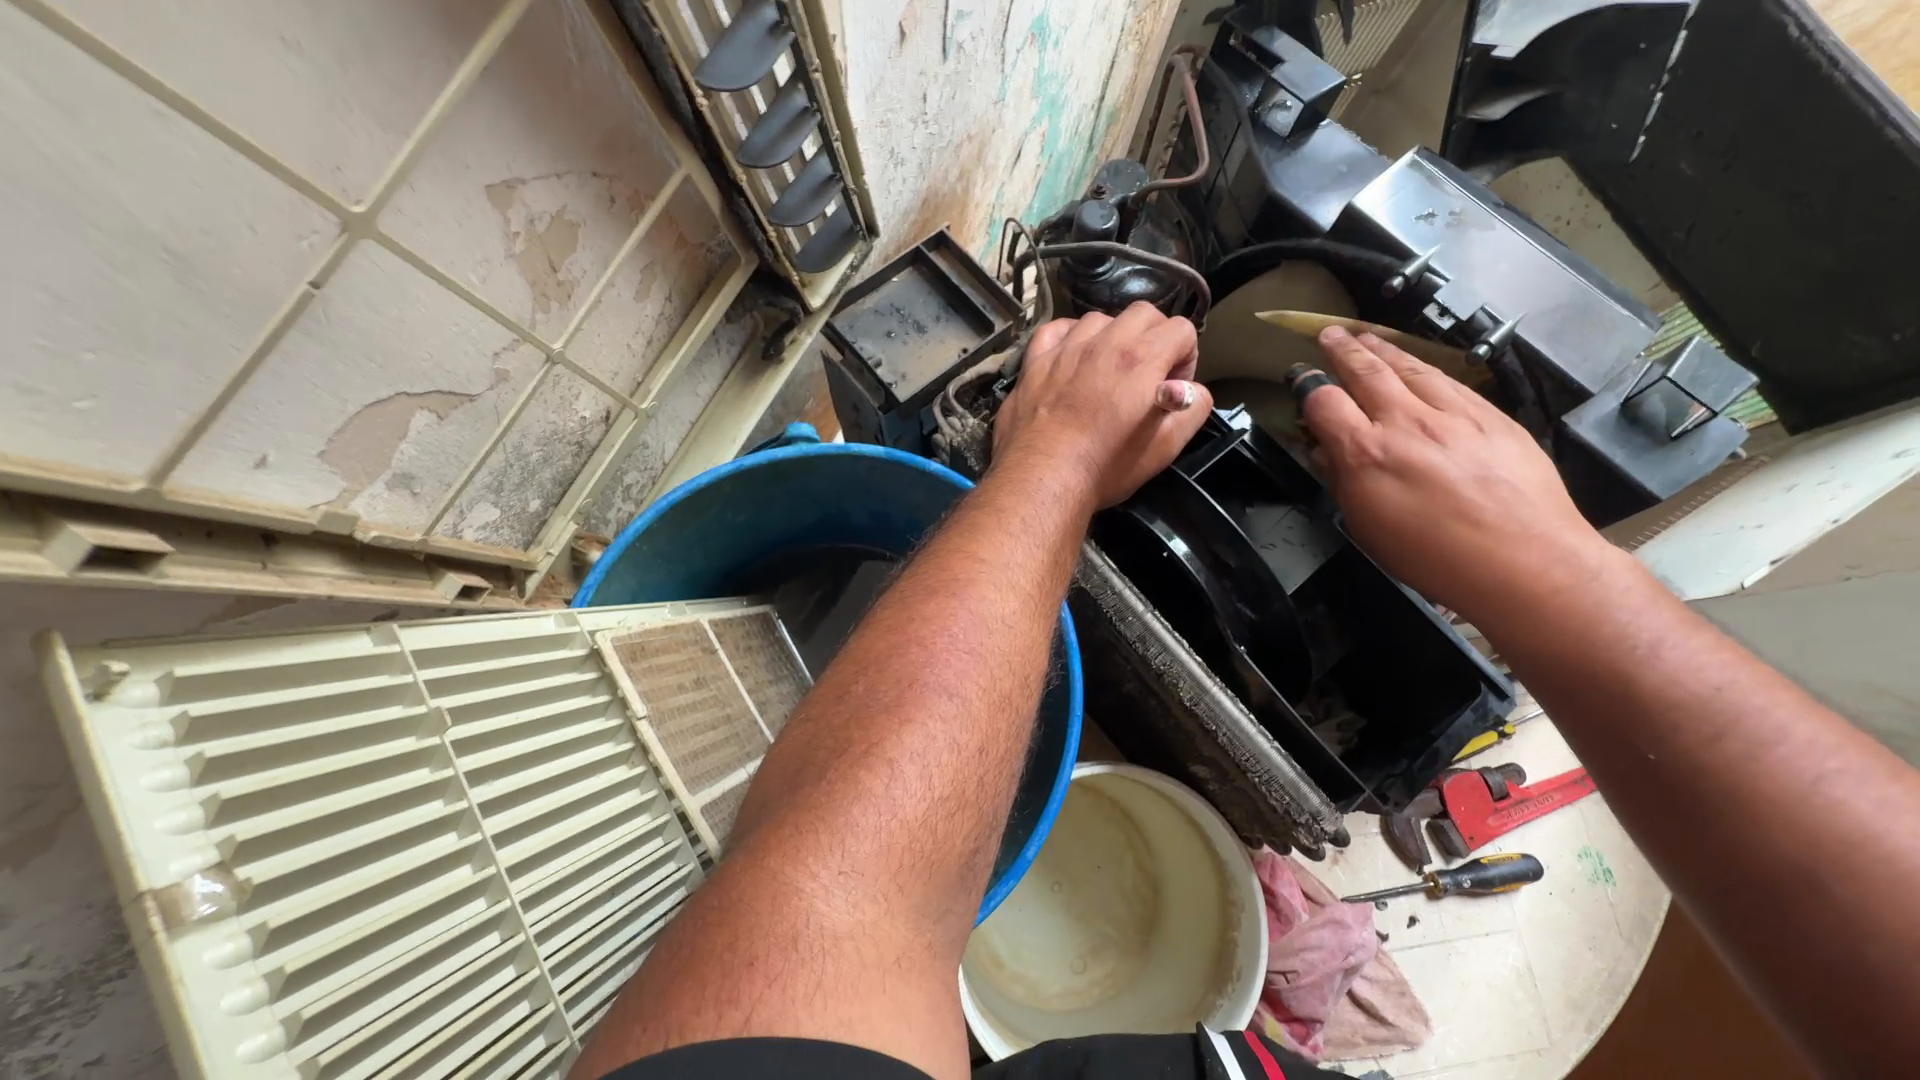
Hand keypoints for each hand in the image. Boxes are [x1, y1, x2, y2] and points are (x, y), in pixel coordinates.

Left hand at [993, 303, 1213, 507]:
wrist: (1042, 479)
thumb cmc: (1106, 466)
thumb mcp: (1167, 446)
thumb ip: (1193, 408)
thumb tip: (1189, 389)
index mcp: (1142, 359)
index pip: (1181, 329)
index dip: (1186, 358)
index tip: (1172, 388)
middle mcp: (1104, 342)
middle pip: (1143, 313)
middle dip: (1155, 337)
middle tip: (1147, 375)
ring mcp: (1065, 348)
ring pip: (1099, 319)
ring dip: (1112, 337)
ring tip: (1108, 371)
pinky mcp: (1034, 361)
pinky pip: (1056, 330)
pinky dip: (1070, 337)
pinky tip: (1072, 358)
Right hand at [1298, 326, 1617, 618]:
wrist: (1525, 561)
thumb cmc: (1439, 558)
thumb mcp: (1370, 527)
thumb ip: (1344, 483)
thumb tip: (1328, 455)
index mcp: (1368, 454)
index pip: (1324, 402)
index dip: (1308, 387)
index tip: (1302, 381)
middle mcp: (1408, 424)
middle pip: (1366, 371)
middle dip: (1343, 349)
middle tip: (1330, 335)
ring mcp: (1454, 415)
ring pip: (1410, 368)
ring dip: (1383, 349)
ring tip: (1366, 338)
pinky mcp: (1493, 418)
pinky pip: (1451, 381)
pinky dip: (1426, 368)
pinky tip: (1419, 366)